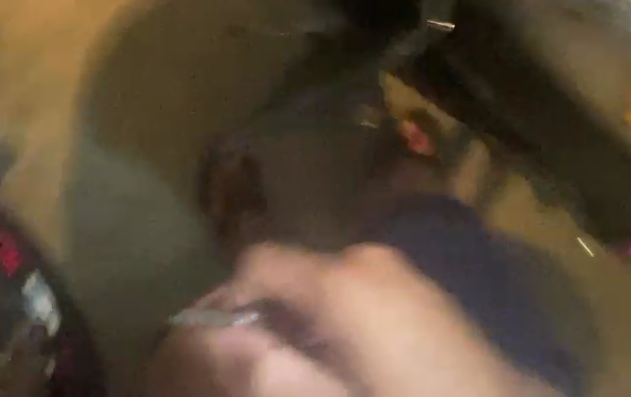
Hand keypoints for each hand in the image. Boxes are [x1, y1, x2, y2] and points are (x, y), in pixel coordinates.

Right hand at [145, 243, 550, 396]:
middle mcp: (366, 258)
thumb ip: (271, 370)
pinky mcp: (420, 290)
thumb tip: (210, 336)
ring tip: (307, 373)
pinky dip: (338, 322)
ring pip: (324, 285)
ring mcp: (399, 270)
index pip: (258, 262)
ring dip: (303, 323)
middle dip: (267, 319)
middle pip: (292, 274)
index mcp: (342, 280)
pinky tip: (351, 367)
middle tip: (261, 372)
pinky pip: (358, 293)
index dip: (228, 300)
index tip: (212, 345)